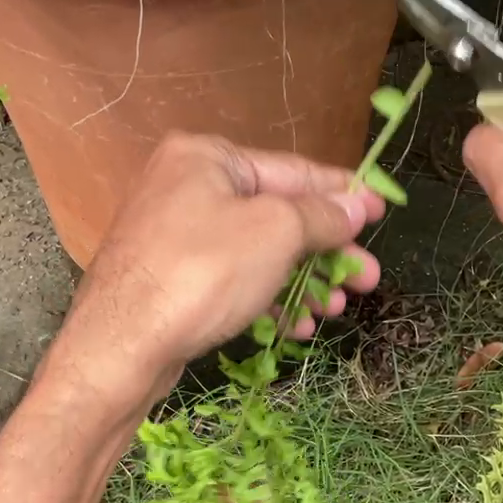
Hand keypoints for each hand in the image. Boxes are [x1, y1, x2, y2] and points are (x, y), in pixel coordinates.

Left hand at [54, 133, 385, 404]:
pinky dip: (266, 300)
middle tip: (368, 281)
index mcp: (208, 157)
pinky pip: (232, 282)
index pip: (292, 171)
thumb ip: (320, 216)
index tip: (379, 212)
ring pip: (257, 256)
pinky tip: (295, 326)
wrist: (123, 345)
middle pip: (277, 217)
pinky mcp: (171, 282)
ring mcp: (175, 238)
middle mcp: (188, 188)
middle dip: (326, 253)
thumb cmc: (202, 274)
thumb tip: (355, 204)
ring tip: (335, 310)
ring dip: (302, 283)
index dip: (341, 194)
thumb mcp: (275, 232)